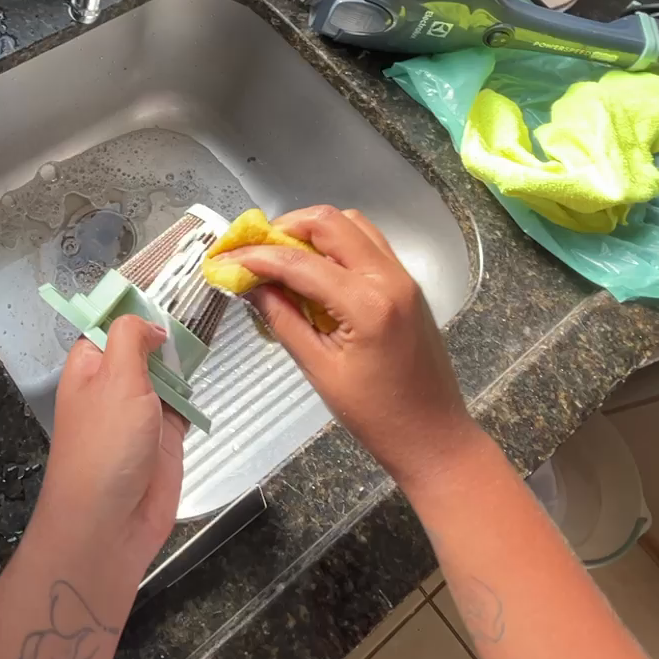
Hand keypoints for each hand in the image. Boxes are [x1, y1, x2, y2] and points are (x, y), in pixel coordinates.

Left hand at [35, 316, 188, 575]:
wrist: (110, 524)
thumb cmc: (105, 444)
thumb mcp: (115, 377)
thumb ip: (132, 338)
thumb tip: (151, 325)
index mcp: (91, 364)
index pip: (111, 322)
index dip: (135, 306)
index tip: (167, 282)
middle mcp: (114, 383)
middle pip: (143, 344)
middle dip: (165, 330)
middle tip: (200, 301)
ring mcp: (141, 409)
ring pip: (167, 371)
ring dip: (183, 358)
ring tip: (210, 324)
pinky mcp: (165, 434)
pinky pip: (183, 401)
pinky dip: (194, 390)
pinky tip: (210, 369)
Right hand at [222, 206, 480, 491]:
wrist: (434, 436)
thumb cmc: (375, 415)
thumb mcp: (318, 369)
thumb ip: (282, 318)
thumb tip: (248, 284)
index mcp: (367, 304)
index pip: (298, 262)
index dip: (255, 257)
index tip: (224, 259)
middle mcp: (388, 276)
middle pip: (328, 222)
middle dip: (283, 228)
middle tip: (254, 252)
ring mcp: (402, 276)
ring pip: (350, 223)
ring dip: (311, 231)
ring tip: (282, 257)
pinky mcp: (406, 282)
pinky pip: (366, 241)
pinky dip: (334, 243)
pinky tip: (314, 269)